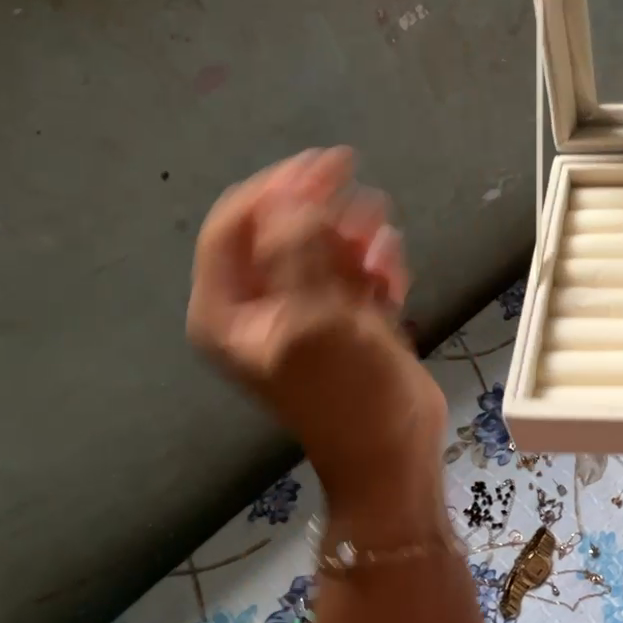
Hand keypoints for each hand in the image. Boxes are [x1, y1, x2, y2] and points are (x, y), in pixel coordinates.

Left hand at [187, 148, 445, 514]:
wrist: (394, 454)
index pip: (235, 225)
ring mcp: (305, 313)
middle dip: (323, 215)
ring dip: (355, 240)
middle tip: (365, 202)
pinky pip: (353, 275)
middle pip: (282, 232)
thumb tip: (294, 194)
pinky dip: (374, 269)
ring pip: (323, 250)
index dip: (277, 190)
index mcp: (228, 309)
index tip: (326, 167)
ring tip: (384, 247)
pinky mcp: (346, 322)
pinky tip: (393, 278)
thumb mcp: (316, 321)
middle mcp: (259, 306)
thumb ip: (298, 252)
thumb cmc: (349, 396)